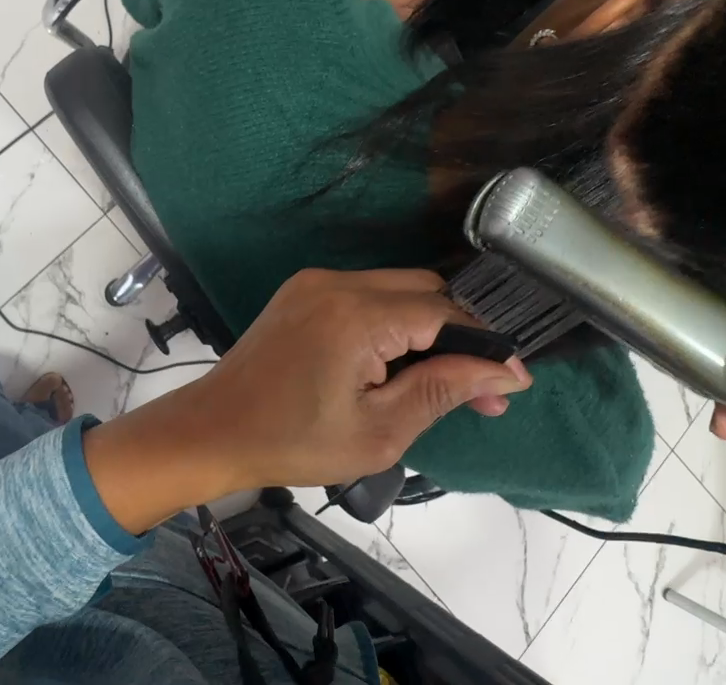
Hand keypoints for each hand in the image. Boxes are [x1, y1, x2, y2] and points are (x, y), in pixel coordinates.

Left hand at [85, 269, 531, 532]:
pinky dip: (390, 323)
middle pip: (423, 289)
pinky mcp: (300, 293)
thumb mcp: (379, 430)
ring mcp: (313, 283)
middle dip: (458, 334)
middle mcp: (335, 283)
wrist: (215, 429)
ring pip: (395, 289)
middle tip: (478, 391)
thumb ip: (442, 389)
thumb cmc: (293, 441)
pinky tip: (397, 365)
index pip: (444, 311)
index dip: (484, 345)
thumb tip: (504, 371)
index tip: (510, 385)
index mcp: (355, 314)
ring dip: (425, 328)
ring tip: (442, 383)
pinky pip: (363, 295)